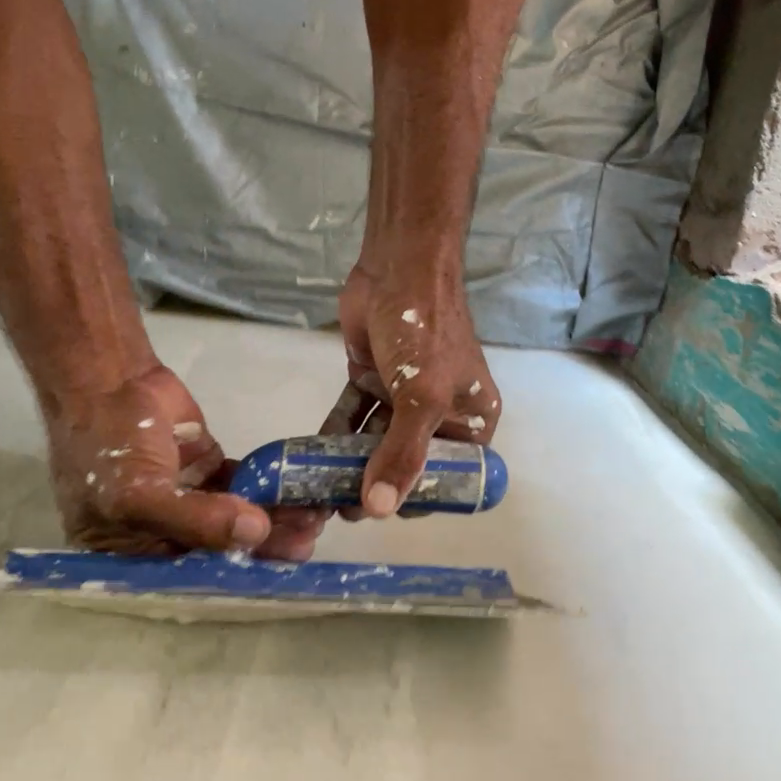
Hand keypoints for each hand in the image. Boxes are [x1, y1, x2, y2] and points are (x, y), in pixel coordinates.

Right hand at [44, 366, 330, 559]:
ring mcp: (188, 501)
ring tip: (313, 518)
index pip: (189, 582)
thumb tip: (256, 534)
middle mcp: (161, 537)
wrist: (110, 379)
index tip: (280, 575)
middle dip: (264, 548)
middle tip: (307, 543)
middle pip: (220, 552)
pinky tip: (298, 492)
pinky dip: (269, 490)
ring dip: (274, 519)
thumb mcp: (138, 493)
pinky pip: (243, 487)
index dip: (234, 581)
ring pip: (237, 519)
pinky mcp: (208, 471)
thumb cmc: (107, 446)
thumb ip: (195, 519)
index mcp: (130, 559)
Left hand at [331, 264, 501, 518]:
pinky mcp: (370, 380)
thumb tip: (379, 510)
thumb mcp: (422, 396)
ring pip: (376, 443)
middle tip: (342, 509)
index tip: (384, 514)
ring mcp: (402, 396)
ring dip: (351, 467)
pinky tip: (310, 462)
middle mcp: (439, 412)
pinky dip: (335, 438)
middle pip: (408, 461)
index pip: (450, 474)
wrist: (398, 266)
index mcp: (470, 419)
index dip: (421, 498)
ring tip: (321, 495)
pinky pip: (353, 418)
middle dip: (378, 487)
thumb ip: (402, 454)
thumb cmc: (425, 332)